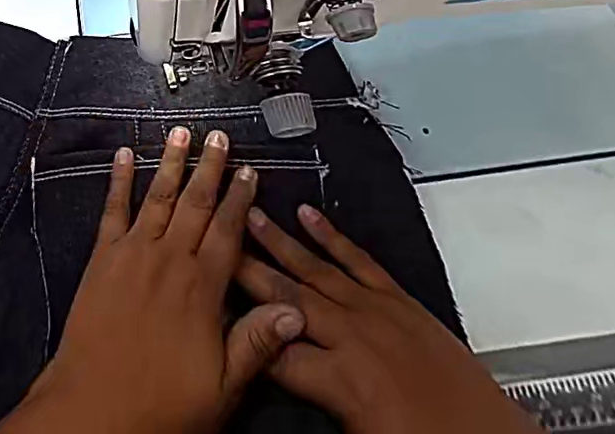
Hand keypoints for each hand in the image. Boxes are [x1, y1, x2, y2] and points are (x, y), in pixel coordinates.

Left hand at [0, 126, 306, 433]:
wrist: (92, 413)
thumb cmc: (160, 405)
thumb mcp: (221, 388)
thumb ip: (256, 343)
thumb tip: (295, 311)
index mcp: (201, 287)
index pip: (228, 230)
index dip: (240, 198)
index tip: (249, 171)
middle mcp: (169, 259)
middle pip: (196, 203)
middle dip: (210, 167)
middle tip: (218, 137)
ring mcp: (133, 253)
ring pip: (159, 197)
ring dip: (171, 163)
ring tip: (181, 133)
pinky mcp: (103, 257)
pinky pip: (112, 210)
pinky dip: (119, 180)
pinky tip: (124, 156)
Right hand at [238, 204, 542, 433]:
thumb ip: (318, 399)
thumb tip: (282, 375)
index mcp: (342, 380)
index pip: (274, 349)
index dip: (243, 331)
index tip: (216, 310)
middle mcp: (354, 336)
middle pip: (286, 297)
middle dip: (249, 270)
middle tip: (217, 243)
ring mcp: (376, 310)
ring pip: (316, 268)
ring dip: (281, 241)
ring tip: (252, 214)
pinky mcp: (398, 299)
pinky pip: (358, 260)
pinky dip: (331, 235)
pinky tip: (310, 216)